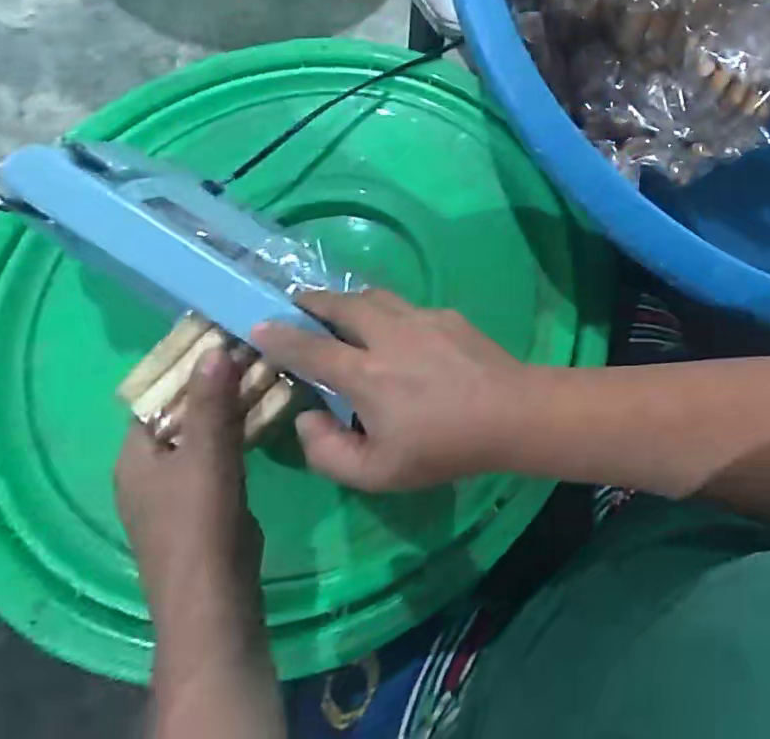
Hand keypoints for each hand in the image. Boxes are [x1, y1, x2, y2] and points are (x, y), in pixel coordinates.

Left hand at [114, 347, 262, 616]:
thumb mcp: (207, 452)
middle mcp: (147, 469)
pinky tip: (265, 422)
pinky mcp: (202, 501)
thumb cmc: (200, 516)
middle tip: (256, 356)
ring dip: (230, 408)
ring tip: (266, 380)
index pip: (157, 398)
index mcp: (135, 456)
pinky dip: (237, 433)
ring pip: (202, 434)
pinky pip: (217, 454)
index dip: (187, 368)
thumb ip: (212, 401)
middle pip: (182, 414)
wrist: (212, 586)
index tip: (226, 340)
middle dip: (215, 385)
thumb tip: (215, 347)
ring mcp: (174, 489)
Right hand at [252, 289, 539, 491]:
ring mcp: (423, 318)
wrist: (512, 412)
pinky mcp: (450, 315)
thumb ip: (326, 451)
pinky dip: (388, 311)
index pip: (308, 346)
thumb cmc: (444, 447)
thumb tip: (307, 416)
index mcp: (364, 373)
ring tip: (340, 310)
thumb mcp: (376, 472)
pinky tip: (395, 330)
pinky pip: (408, 306)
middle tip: (296, 305)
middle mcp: (389, 335)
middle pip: (341, 304)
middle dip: (312, 301)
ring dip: (350, 300)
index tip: (257, 325)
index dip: (278, 335)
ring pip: (377, 296)